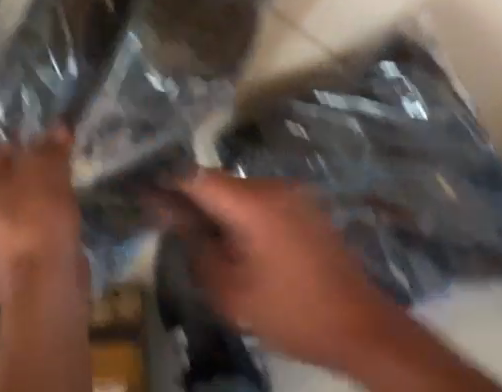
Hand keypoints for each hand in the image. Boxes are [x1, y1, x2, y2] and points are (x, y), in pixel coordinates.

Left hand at [0, 129, 85, 303]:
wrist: (45, 287)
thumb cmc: (36, 220)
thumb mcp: (48, 170)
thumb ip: (50, 145)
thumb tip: (58, 126)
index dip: (24, 144)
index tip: (49, 144)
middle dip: (24, 172)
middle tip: (52, 166)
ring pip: (7, 206)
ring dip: (30, 197)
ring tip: (59, 189)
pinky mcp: (0, 265)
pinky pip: (17, 229)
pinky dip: (33, 222)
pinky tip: (57, 216)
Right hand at [170, 171, 411, 374]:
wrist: (359, 324)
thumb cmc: (291, 312)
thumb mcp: (231, 293)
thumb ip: (198, 251)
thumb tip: (175, 221)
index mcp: (254, 203)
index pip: (198, 177)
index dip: (167, 181)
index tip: (143, 190)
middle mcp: (274, 187)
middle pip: (221, 184)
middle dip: (193, 201)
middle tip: (168, 224)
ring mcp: (295, 194)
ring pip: (242, 194)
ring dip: (220, 210)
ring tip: (202, 240)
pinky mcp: (307, 207)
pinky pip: (263, 202)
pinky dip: (244, 216)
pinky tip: (238, 245)